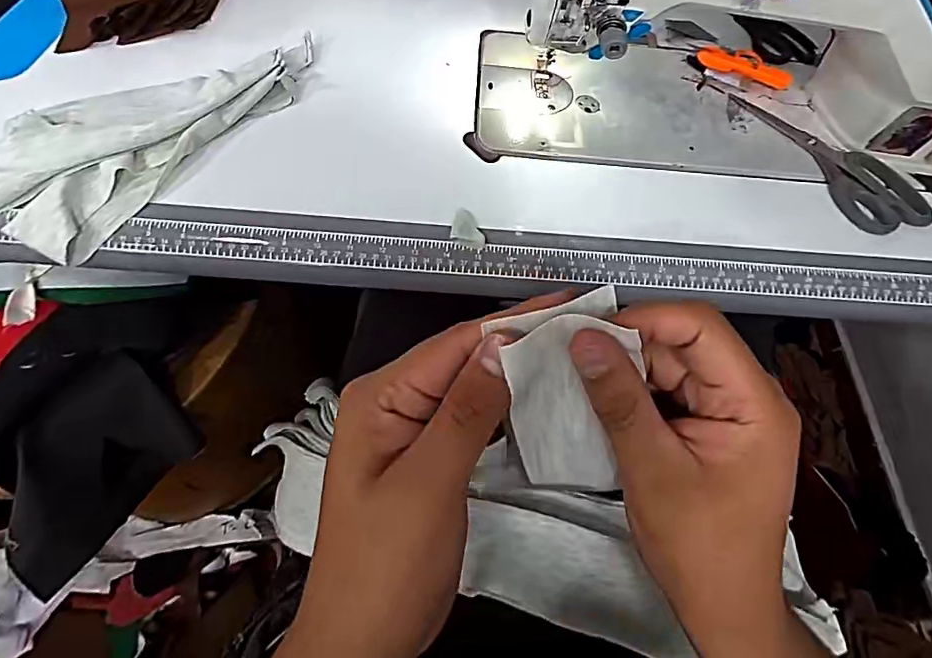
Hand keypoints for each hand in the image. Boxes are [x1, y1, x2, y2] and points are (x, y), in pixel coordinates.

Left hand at [278, 293, 568, 657]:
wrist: (361, 644)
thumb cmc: (379, 574)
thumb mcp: (427, 487)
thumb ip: (465, 413)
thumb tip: (499, 347)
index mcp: (379, 398)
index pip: (454, 343)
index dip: (510, 323)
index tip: (557, 308)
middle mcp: (390, 401)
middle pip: (462, 355)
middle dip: (516, 337)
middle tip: (570, 324)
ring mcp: (408, 425)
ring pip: (469, 380)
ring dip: (512, 364)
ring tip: (558, 348)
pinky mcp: (426, 448)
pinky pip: (469, 409)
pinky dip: (502, 397)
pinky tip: (529, 390)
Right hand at [571, 301, 822, 657]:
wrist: (726, 611)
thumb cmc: (704, 553)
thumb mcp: (653, 470)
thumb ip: (619, 399)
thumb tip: (587, 341)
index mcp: (756, 401)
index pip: (700, 326)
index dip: (646, 319)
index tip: (596, 331)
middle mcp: (751, 394)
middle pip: (684, 340)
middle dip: (632, 345)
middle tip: (583, 355)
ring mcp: (733, 407)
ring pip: (672, 360)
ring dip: (631, 367)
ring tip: (590, 378)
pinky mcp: (713, 420)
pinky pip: (671, 385)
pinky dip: (638, 388)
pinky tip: (610, 398)